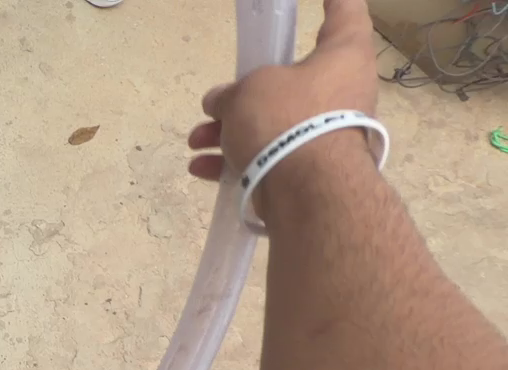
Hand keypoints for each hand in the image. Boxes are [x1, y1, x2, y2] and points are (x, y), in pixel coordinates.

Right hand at [187, 0, 379, 220]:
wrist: (305, 182)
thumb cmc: (286, 118)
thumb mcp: (247, 91)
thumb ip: (230, 91)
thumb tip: (219, 99)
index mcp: (342, 53)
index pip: (343, 14)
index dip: (331, 3)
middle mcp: (341, 86)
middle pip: (287, 82)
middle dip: (243, 96)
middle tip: (213, 106)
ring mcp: (324, 127)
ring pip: (268, 121)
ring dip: (226, 132)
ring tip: (195, 143)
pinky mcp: (305, 162)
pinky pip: (263, 153)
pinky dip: (231, 159)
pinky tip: (200, 167)